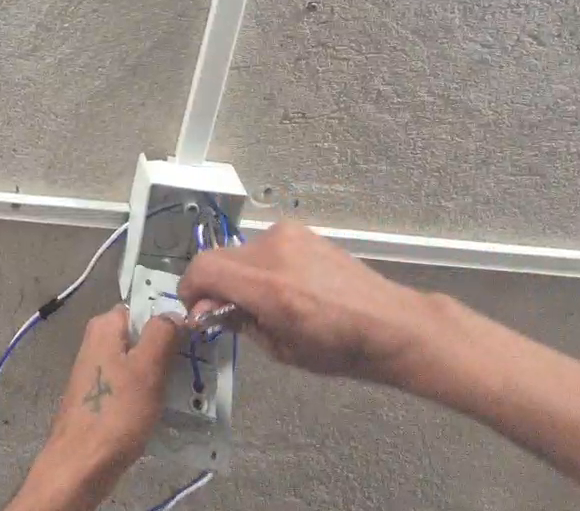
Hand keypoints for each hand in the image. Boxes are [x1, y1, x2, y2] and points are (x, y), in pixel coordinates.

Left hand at [8, 307, 179, 510]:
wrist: (82, 462)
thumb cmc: (116, 411)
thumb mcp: (147, 368)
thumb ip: (162, 333)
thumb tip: (174, 312)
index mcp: (106, 325)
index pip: (143, 308)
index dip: (170, 318)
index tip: (196, 336)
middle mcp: (98, 340)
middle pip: (142, 335)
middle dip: (170, 349)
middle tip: (199, 365)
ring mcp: (98, 369)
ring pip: (139, 361)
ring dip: (163, 373)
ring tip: (192, 388)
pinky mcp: (101, 394)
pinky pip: (132, 383)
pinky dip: (150, 392)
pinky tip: (170, 407)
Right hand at [179, 221, 437, 384]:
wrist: (390, 323)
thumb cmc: (339, 350)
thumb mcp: (281, 350)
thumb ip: (238, 321)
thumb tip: (204, 309)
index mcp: (268, 287)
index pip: (203, 270)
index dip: (189, 289)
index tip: (196, 309)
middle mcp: (272, 252)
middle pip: (216, 258)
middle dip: (213, 284)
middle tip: (226, 309)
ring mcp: (286, 235)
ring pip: (237, 251)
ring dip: (237, 273)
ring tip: (262, 299)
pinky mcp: (297, 229)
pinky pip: (260, 244)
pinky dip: (258, 263)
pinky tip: (283, 284)